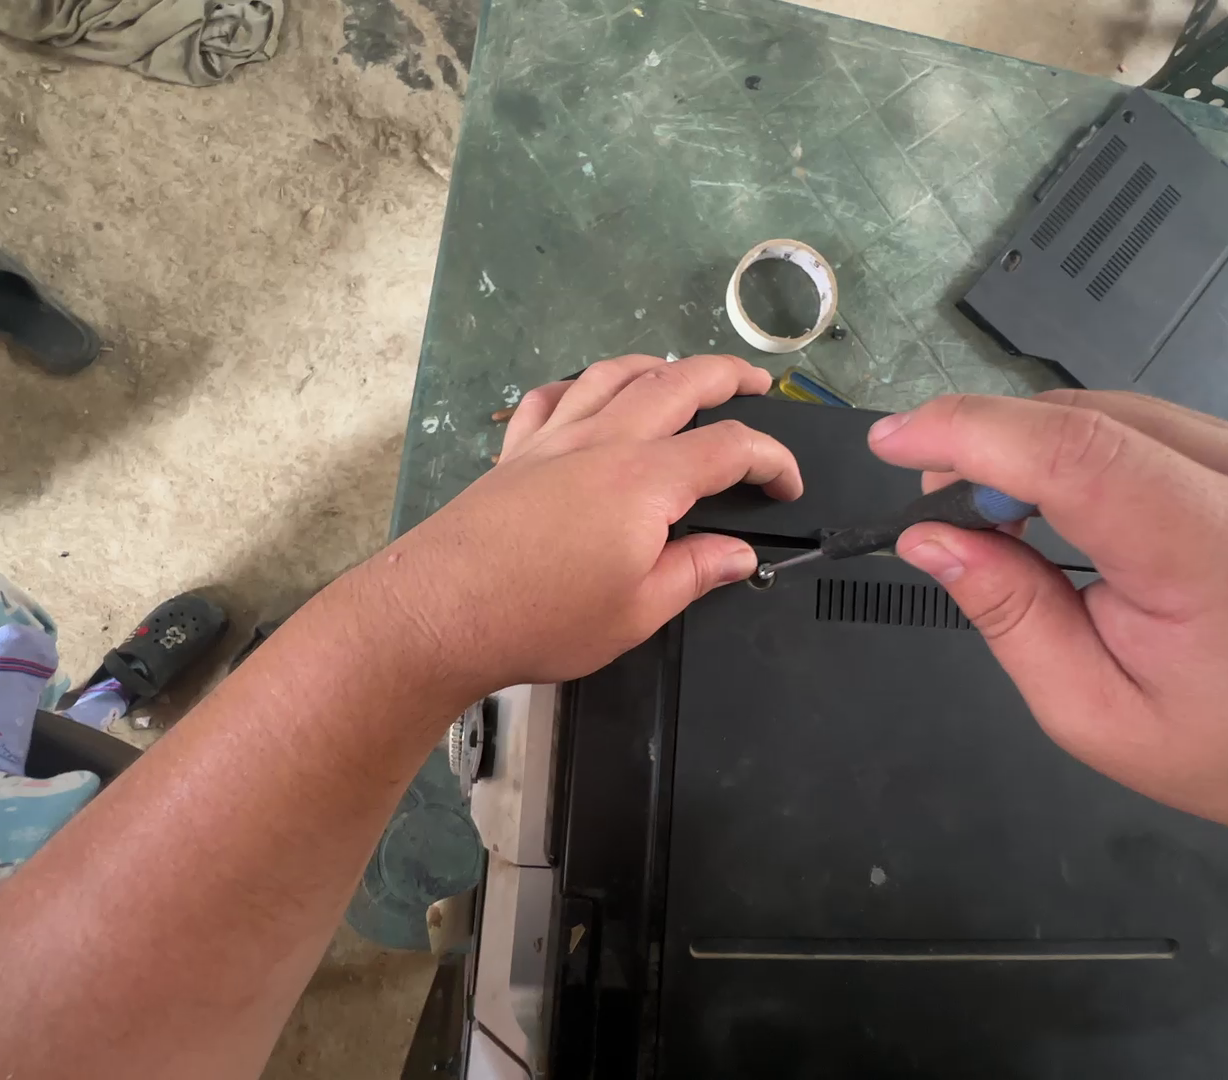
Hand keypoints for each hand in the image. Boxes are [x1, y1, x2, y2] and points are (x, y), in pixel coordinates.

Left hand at [369, 354, 801, 693]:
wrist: (439, 613)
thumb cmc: (544, 619)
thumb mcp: (637, 611)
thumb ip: (695, 572)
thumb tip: (739, 555)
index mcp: (646, 481)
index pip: (730, 449)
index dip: (772, 461)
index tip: (788, 486)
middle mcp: (604, 440)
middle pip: (679, 381)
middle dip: (730, 376)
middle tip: (758, 384)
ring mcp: (553, 437)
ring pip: (615, 373)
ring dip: (659, 365)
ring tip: (681, 376)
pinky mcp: (515, 450)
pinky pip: (551, 396)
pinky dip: (580, 386)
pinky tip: (587, 398)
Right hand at [868, 390, 1227, 847]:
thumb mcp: (1089, 708)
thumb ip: (1006, 612)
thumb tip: (927, 538)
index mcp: (1220, 556)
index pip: (1073, 454)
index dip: (966, 434)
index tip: (889, 442)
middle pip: (1083, 418)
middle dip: (985, 444)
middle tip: (940, 509)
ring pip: (1107, 411)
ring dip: (1026, 447)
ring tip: (998, 516)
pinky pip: (1141, 426)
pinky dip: (1072, 450)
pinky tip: (1058, 504)